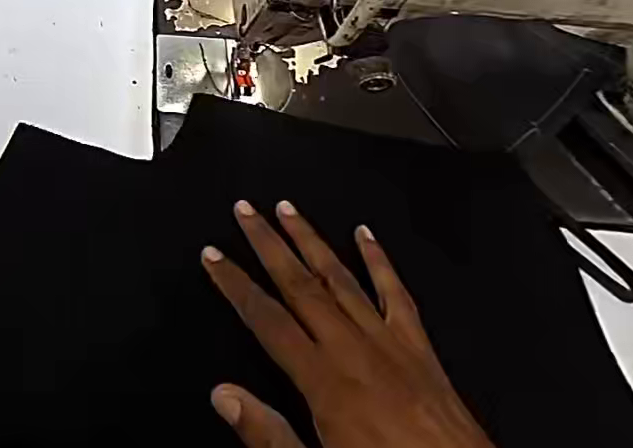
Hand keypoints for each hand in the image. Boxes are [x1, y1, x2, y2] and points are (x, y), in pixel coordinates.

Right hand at [202, 201, 494, 447]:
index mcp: (325, 382)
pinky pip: (396, 294)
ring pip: (340, 278)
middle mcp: (352, 350)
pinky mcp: (421, 350)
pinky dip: (379, 260)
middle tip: (244, 209)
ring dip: (310, 239)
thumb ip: (270, 436)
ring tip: (287, 207)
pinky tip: (365, 233)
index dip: (235, 285)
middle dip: (267, 243)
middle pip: (300, 284)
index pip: (266, 320)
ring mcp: (389, 343)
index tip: (212, 254)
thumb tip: (222, 394)